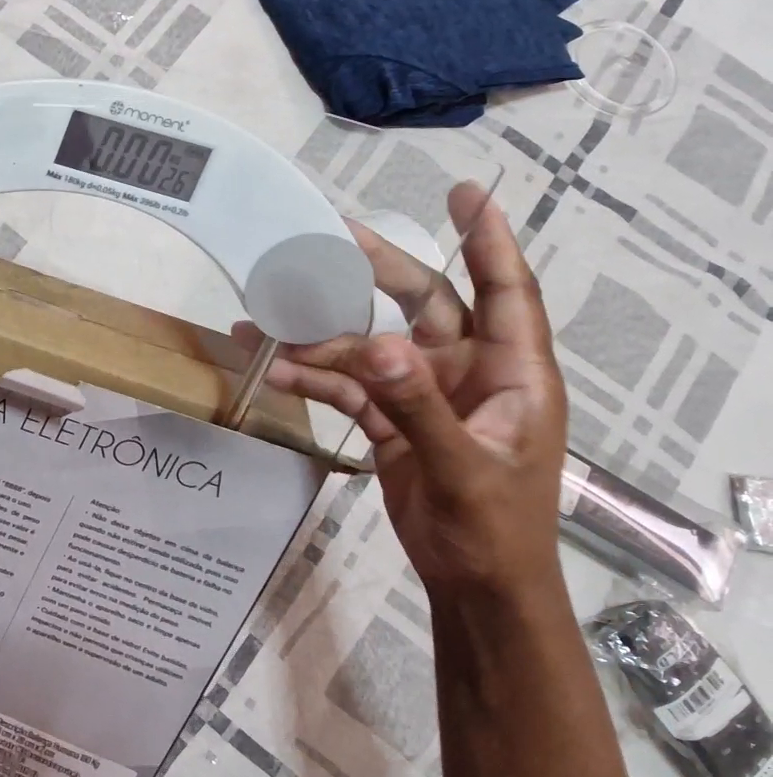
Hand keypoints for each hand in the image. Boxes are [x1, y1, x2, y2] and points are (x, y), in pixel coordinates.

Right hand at [235, 183, 568, 597]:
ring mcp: (426, 395)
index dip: (488, 240)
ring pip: (370, 347)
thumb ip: (419, 406)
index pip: (504, 293)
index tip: (465, 193)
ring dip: (321, 338)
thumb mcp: (462, 467)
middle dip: (377, 272)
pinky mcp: (393, 421)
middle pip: (423, 305)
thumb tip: (376, 346)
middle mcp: (468, 373)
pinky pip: (348, 387)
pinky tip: (276, 373)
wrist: (475, 583)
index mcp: (511, 375)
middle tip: (329, 238)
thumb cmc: (495, 527)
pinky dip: (314, 380)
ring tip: (266, 322)